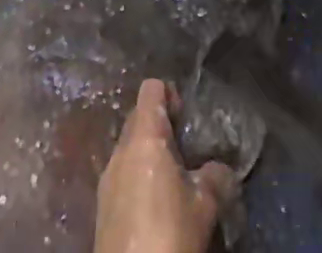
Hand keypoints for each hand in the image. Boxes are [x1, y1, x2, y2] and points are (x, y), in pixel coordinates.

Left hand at [95, 79, 236, 252]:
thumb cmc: (169, 233)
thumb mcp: (205, 204)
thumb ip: (215, 175)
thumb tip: (219, 168)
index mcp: (144, 138)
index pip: (151, 90)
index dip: (170, 93)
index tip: (186, 114)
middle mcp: (120, 150)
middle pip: (138, 116)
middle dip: (162, 123)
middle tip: (187, 144)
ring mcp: (107, 177)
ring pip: (130, 146)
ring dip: (150, 150)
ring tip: (176, 174)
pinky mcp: (103, 203)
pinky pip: (123, 171)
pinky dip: (139, 173)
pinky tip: (158, 199)